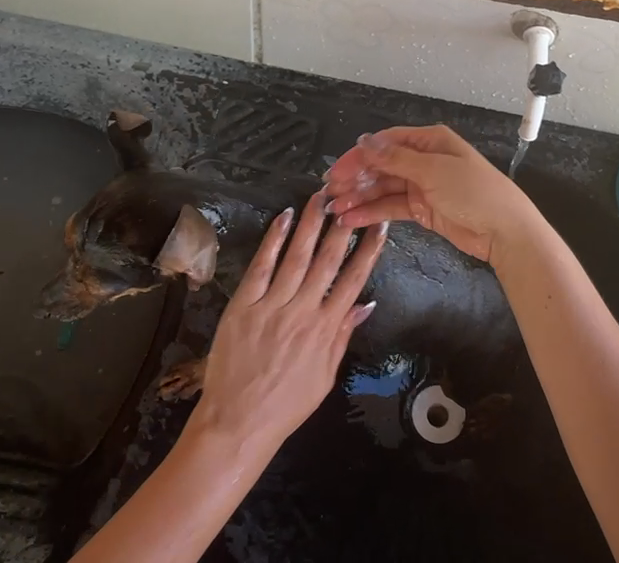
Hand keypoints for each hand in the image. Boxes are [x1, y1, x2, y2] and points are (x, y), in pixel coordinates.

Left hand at [189, 191, 385, 448]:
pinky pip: (261, 266)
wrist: (238, 422)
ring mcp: (272, 305)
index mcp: (326, 328)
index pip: (353, 280)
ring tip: (322, 197)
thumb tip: (367, 303)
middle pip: (327, 260)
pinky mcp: (244, 305)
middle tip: (350, 198)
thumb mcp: (325, 375)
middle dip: (341, 227)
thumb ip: (343, 335)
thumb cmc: (287, 404)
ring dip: (310, 224)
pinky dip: (273, 240)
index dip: (368, 250)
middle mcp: (303, 310)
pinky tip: (283, 218)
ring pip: (296, 256)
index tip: (380, 226)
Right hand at [323, 125, 542, 266]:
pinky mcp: (422, 209)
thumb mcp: (434, 171)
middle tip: (330, 194)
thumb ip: (396, 159)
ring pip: (383, 188)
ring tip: (335, 211)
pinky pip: (391, 207)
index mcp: (429, 141)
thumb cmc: (474, 192)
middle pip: (381, 166)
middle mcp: (423, 160)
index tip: (337, 171)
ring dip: (359, 198)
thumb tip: (365, 141)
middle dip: (355, 179)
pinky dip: (372, 213)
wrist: (504, 230)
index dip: (359, 156)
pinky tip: (352, 220)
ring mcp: (422, 185)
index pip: (386, 143)